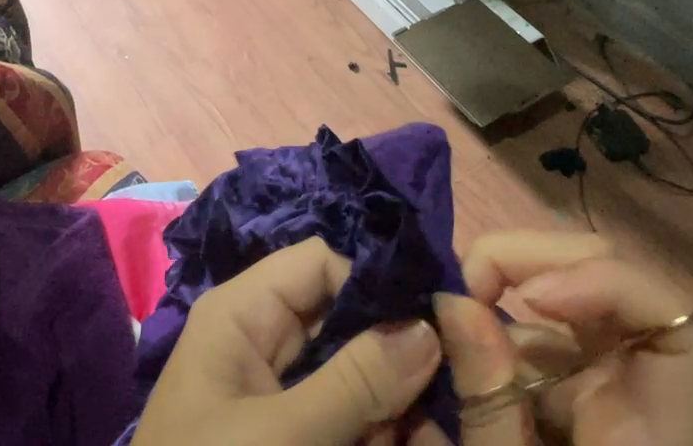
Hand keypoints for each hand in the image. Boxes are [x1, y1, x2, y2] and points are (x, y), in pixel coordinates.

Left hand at [130, 236, 446, 445]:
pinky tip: (411, 441)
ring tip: (435, 430)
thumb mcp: (281, 434)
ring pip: (353, 369)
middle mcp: (261, 337)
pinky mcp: (293, 431)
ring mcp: (278, 388)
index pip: (320, 263)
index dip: (378, 283)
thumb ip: (355, 381)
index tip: (439, 321)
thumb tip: (428, 326)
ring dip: (396, 400)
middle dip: (397, 350)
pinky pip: (346, 412)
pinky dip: (378, 427)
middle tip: (451, 384)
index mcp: (241, 312)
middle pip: (344, 317)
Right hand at [434, 232, 692, 445]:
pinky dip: (504, 324)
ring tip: (452, 304)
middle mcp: (655, 401)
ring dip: (512, 284)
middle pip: (626, 284)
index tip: (533, 299)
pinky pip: (555, 336)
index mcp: (663, 438)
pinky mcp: (591, 399)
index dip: (614, 283)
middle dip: (538, 261)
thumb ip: (488, 401)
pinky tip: (463, 340)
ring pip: (583, 299)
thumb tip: (454, 300)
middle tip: (468, 279)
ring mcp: (624, 395)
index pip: (692, 326)